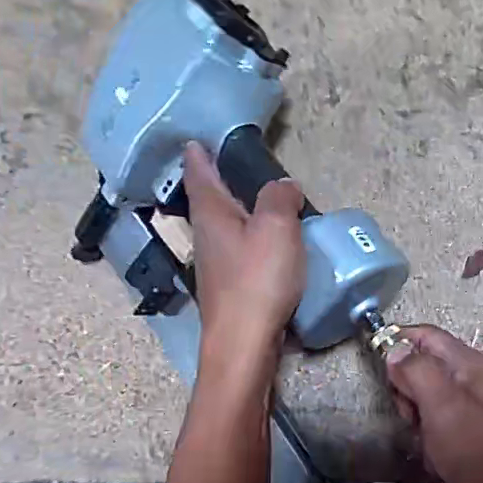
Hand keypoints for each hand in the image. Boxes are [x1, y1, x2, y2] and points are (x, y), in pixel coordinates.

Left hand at [182, 143, 305, 358]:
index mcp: (211, 213)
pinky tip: (273, 248)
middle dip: (220, 182)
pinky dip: (253, 242)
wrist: (243, 342)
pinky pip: (241, 254)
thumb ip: (280, 198)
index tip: (197, 140)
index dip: (199, 154)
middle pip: (210, 201)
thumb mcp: (276, 227)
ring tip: (265, 205)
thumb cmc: (257, 279)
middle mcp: (206, 236)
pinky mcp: (230, 289)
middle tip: (239, 167)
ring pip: (226, 229)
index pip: (199, 173)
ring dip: (240, 214)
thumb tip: (284, 186)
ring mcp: (215, 266)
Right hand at [383, 325, 482, 482]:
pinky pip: (435, 423)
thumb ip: (416, 371)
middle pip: (421, 366)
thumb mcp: (442, 406)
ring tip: (426, 440)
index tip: (379, 371)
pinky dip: (429, 438)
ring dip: (416, 418)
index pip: (423, 335)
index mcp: (468, 363)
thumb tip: (394, 349)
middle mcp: (470, 378)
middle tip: (411, 415)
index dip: (396, 344)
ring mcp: (471, 406)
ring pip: (425, 398)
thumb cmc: (478, 452)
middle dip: (405, 389)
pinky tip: (436, 456)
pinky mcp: (469, 432)